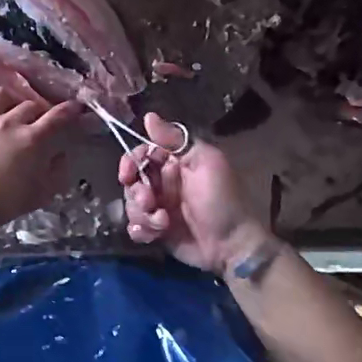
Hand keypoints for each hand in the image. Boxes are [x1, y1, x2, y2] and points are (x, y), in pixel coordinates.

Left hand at [0, 88, 82, 229]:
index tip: (75, 107)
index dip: (70, 110)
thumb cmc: (9, 202)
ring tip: (7, 112)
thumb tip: (60, 152)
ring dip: (8, 101)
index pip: (57, 117)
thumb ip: (58, 169)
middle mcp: (8, 123)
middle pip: (30, 104)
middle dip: (39, 111)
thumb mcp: (45, 191)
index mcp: (32, 139)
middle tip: (37, 122)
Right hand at [119, 114, 272, 273]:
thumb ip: (175, 140)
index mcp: (173, 164)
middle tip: (149, 201)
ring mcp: (158, 208)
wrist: (233, 246)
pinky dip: (140, 231)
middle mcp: (162, 184)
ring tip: (162, 222)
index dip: (130, 162)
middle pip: (131, 181)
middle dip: (135, 192)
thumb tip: (148, 116)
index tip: (128, 174)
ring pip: (130, 204)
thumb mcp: (205, 163)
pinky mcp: (156, 231)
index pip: (140, 155)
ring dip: (141, 213)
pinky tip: (154, 235)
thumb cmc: (222, 200)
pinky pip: (134, 227)